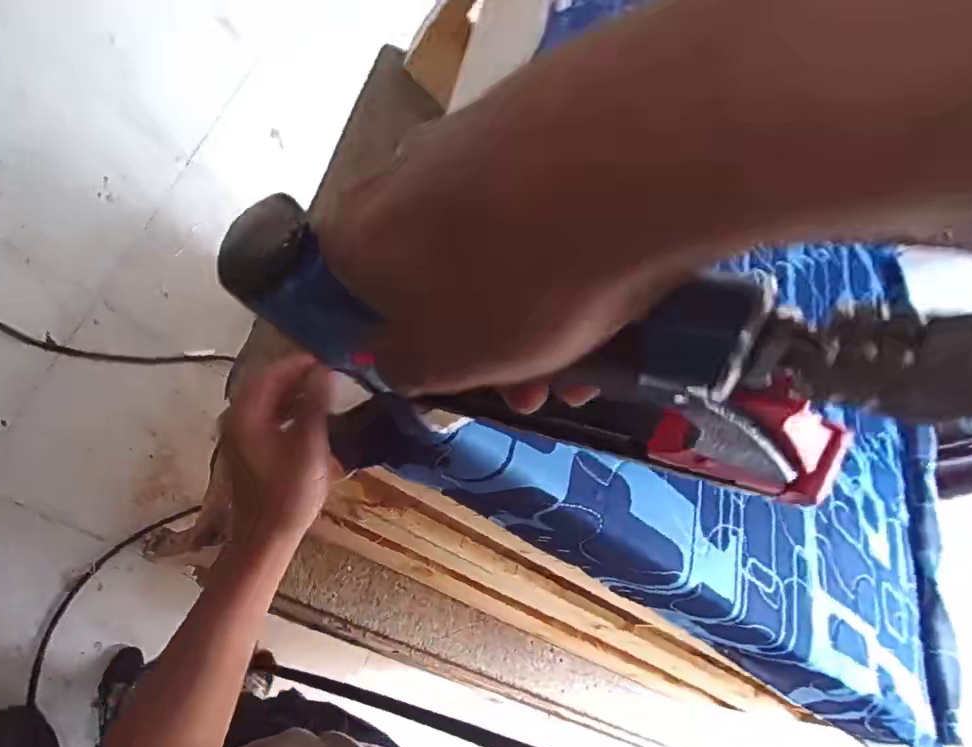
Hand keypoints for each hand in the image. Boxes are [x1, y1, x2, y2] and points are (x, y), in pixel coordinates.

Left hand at [218, 352, 333, 550]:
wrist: (266, 538)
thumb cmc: (288, 496)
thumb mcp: (309, 448)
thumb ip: (316, 407)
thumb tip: (323, 371)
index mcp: (246, 417)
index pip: (269, 375)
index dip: (296, 363)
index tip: (324, 360)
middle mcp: (236, 422)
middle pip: (264, 386)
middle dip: (294, 377)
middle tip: (326, 375)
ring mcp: (238, 438)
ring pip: (265, 403)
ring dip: (291, 395)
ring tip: (321, 394)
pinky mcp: (246, 452)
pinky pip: (266, 420)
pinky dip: (286, 413)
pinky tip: (307, 420)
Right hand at [318, 109, 679, 412]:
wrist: (629, 166)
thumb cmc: (510, 287)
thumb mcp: (442, 363)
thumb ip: (403, 368)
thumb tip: (395, 357)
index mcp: (358, 240)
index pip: (342, 293)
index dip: (387, 342)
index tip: (432, 376)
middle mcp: (404, 180)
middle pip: (431, 283)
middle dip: (482, 352)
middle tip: (526, 393)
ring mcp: (473, 146)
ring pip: (492, 260)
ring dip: (532, 326)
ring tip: (581, 369)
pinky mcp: (540, 129)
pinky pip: (537, 222)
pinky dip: (563, 272)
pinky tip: (607, 311)